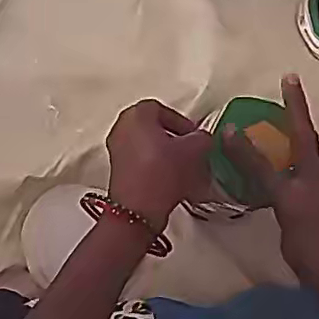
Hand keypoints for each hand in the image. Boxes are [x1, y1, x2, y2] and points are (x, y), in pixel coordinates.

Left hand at [106, 99, 213, 228]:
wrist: (139, 209)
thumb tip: (202, 139)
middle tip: (190, 149)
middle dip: (173, 137)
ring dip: (165, 153)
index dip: (182, 121)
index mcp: (136, 114)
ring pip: (146, 145)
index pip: (162, 109)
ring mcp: (116, 150)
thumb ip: (202, 138)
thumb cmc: (163, 171)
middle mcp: (122, 128)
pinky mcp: (117, 171)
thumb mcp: (195, 150)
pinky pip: (140, 161)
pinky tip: (171, 180)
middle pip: (152, 127)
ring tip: (183, 168)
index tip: (194, 135)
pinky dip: (155, 166)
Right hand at [221, 76, 318, 318]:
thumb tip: (290, 199)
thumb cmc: (318, 269)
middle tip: (290, 79)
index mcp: (290, 199)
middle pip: (303, 136)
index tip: (228, 128)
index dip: (241, 149)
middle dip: (295, 106)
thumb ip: (286, 214)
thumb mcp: (288, 243)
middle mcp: (316, 181)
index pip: (259, 168)